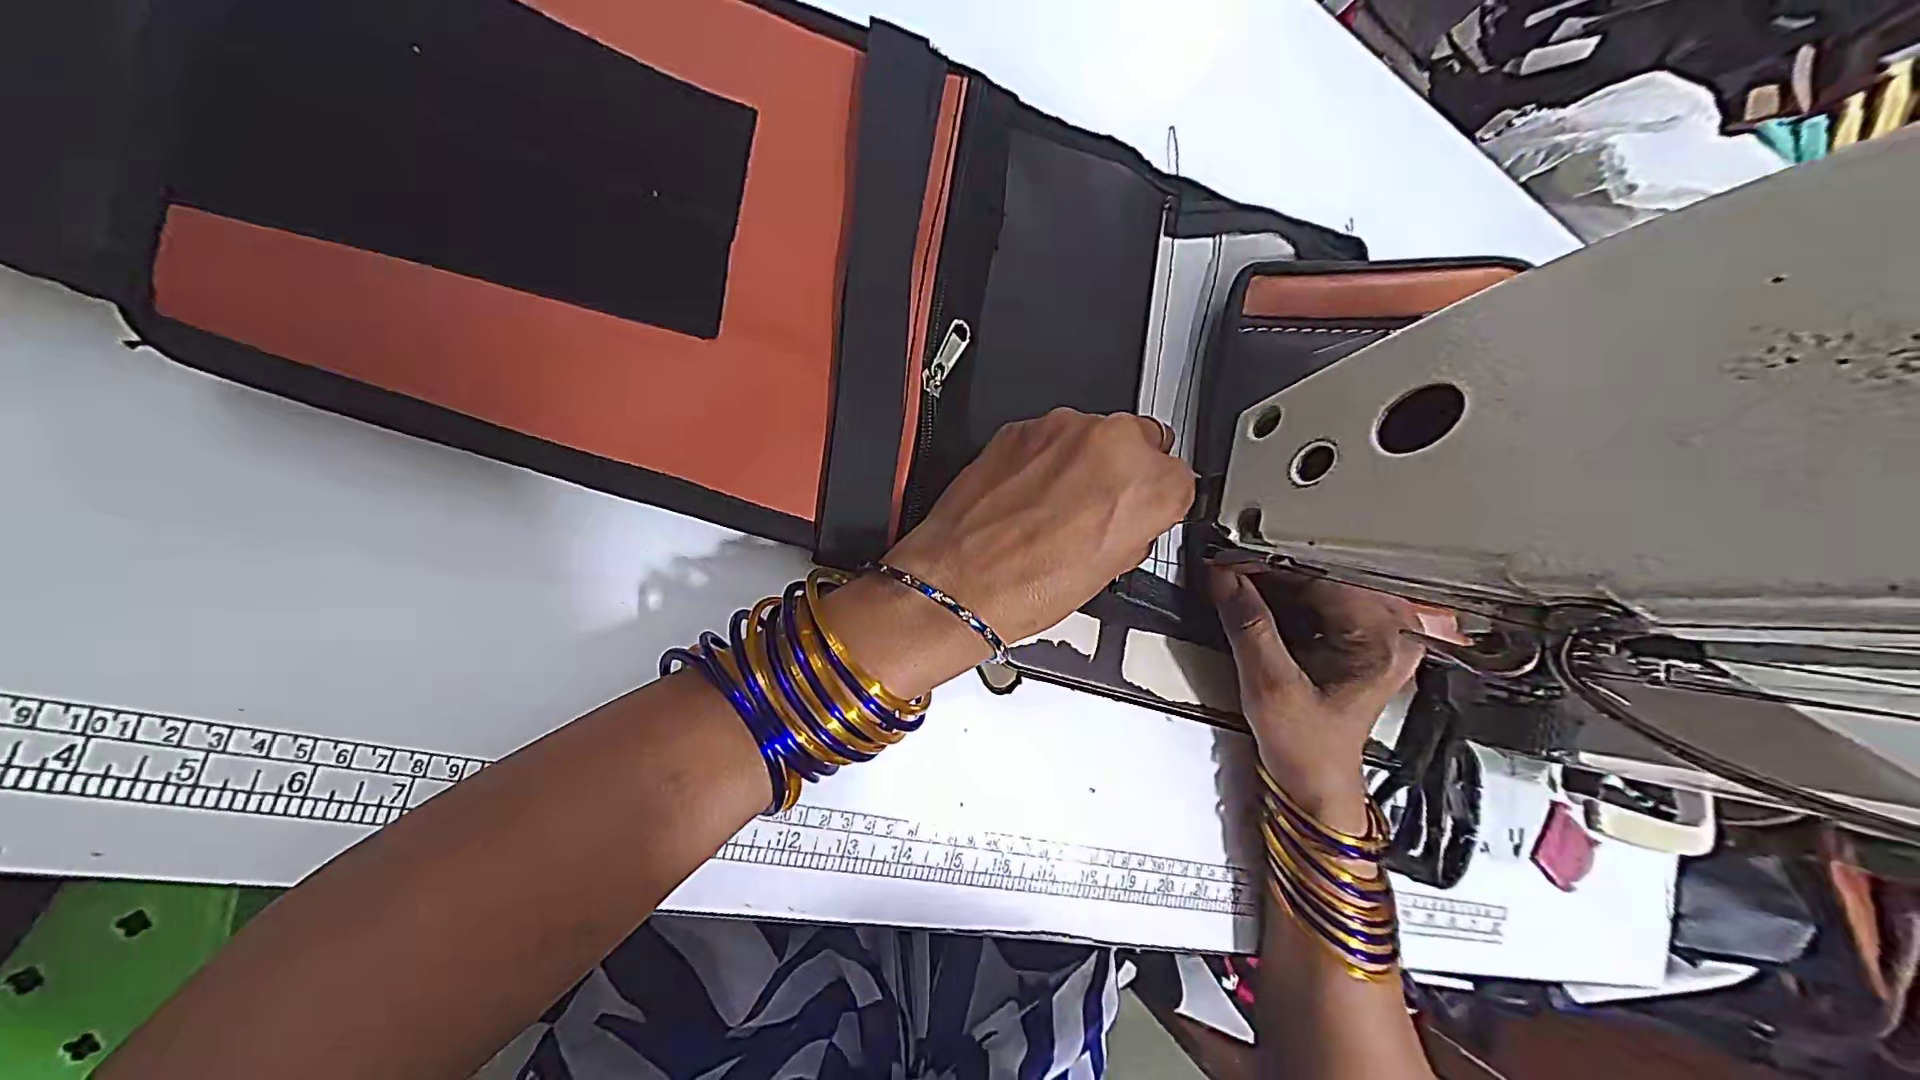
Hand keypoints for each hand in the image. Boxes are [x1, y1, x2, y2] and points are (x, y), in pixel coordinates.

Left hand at [823, 409, 1191, 696]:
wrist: (960, 582)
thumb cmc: (1028, 588)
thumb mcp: (1110, 570)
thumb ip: (1138, 527)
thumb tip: (1135, 514)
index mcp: (1150, 484)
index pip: (1180, 477)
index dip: (1157, 501)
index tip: (1141, 512)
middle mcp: (1111, 443)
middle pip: (1142, 443)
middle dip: (1125, 473)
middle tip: (1097, 509)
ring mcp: (1063, 429)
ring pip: (1094, 436)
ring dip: (1084, 463)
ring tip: (1055, 508)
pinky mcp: (1022, 428)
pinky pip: (1050, 438)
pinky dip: (1045, 458)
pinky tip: (1029, 496)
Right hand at [1209, 568, 1422, 832]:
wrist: (1315, 779)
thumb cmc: (1308, 748)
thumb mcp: (1269, 685)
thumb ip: (1247, 625)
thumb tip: (1225, 578)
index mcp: (1383, 640)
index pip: (1323, 576)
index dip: (1270, 565)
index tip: (1230, 562)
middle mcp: (1390, 631)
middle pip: (1322, 574)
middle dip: (1269, 572)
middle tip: (1226, 572)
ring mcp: (1376, 632)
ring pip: (1316, 582)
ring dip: (1272, 582)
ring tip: (1235, 585)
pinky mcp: (1356, 636)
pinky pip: (1317, 598)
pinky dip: (1282, 596)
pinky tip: (1255, 603)